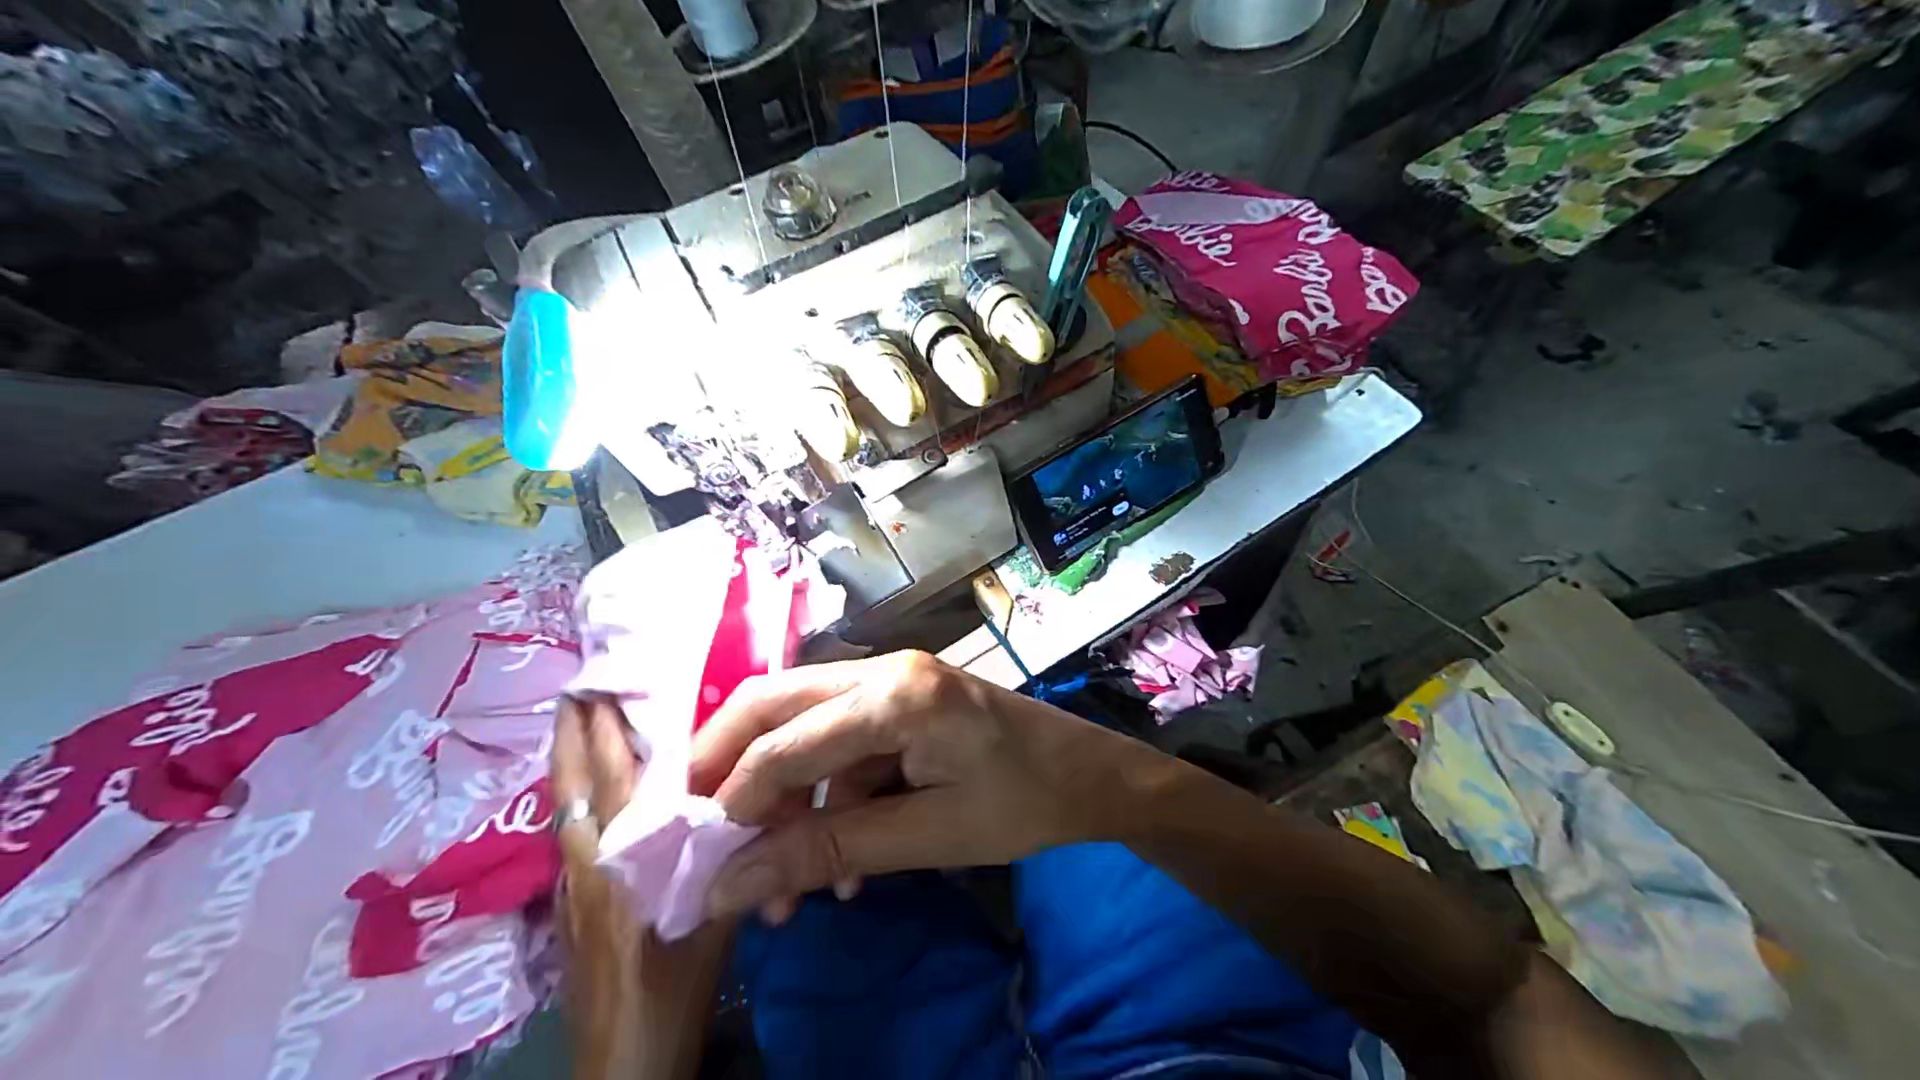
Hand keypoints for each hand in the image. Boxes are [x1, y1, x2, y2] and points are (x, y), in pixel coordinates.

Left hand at [552, 697, 734, 1079]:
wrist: (624, 1059)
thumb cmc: (674, 983)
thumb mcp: (716, 915)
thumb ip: (727, 854)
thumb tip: (742, 799)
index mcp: (622, 857)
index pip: (610, 778)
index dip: (603, 730)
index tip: (601, 687)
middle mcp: (587, 862)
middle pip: (569, 787)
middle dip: (568, 737)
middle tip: (572, 693)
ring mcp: (572, 888)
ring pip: (562, 812)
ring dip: (566, 767)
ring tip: (574, 731)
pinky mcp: (570, 910)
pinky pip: (569, 837)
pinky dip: (574, 802)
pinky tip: (589, 801)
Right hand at [689, 651, 1125, 920]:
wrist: (1091, 776)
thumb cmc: (1024, 802)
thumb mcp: (930, 834)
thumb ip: (833, 849)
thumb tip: (737, 883)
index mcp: (896, 695)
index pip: (787, 742)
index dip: (736, 798)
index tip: (705, 856)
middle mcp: (884, 671)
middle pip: (777, 702)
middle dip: (730, 765)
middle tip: (703, 829)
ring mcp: (892, 680)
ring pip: (805, 725)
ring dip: (784, 796)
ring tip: (783, 880)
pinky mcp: (901, 703)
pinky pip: (842, 744)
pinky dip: (828, 798)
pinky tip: (840, 861)